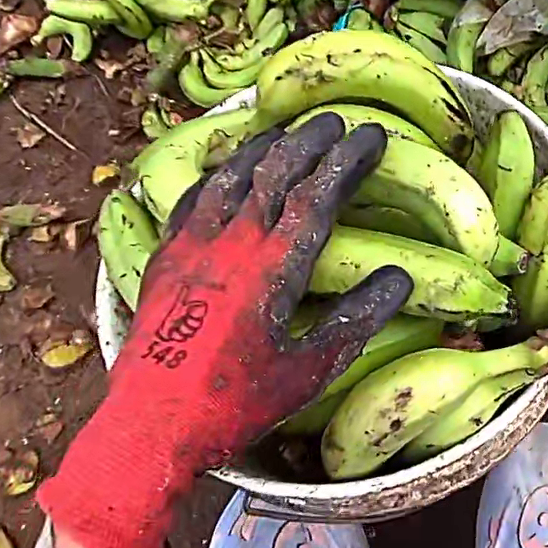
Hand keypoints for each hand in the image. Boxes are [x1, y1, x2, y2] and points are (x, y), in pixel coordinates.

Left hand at [38, 113, 413, 547]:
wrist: (149, 425)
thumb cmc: (233, 404)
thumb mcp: (308, 372)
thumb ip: (354, 322)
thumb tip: (398, 280)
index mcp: (272, 268)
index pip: (318, 195)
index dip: (346, 159)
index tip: (368, 134)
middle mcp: (230, 243)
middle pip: (274, 172)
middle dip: (309, 141)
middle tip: (333, 122)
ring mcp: (191, 246)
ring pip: (230, 177)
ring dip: (261, 149)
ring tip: (284, 132)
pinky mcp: (163, 257)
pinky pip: (190, 200)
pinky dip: (213, 176)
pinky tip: (223, 170)